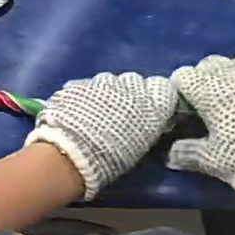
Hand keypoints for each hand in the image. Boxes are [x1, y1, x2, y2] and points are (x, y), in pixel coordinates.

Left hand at [23, 72, 176, 199]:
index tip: (147, 106)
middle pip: (133, 81)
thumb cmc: (113, 155)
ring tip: (95, 109)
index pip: (161, 87)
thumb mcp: (141, 142)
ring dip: (105, 91)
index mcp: (152, 103)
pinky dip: (84, 94)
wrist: (74, 150)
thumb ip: (147, 123)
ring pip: (108, 80)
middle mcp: (129, 86)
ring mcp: (101, 83)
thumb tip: (147, 119)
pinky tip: (76, 108)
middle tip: (118, 109)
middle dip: (127, 92)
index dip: (152, 95)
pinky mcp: (77, 84)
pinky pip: (85, 85)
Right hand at [168, 55, 234, 212]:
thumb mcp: (213, 160)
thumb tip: (171, 155)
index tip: (188, 107)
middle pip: (211, 63)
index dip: (183, 90)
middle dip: (209, 78)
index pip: (183, 76)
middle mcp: (234, 74)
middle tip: (214, 102)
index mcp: (207, 91)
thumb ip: (188, 153)